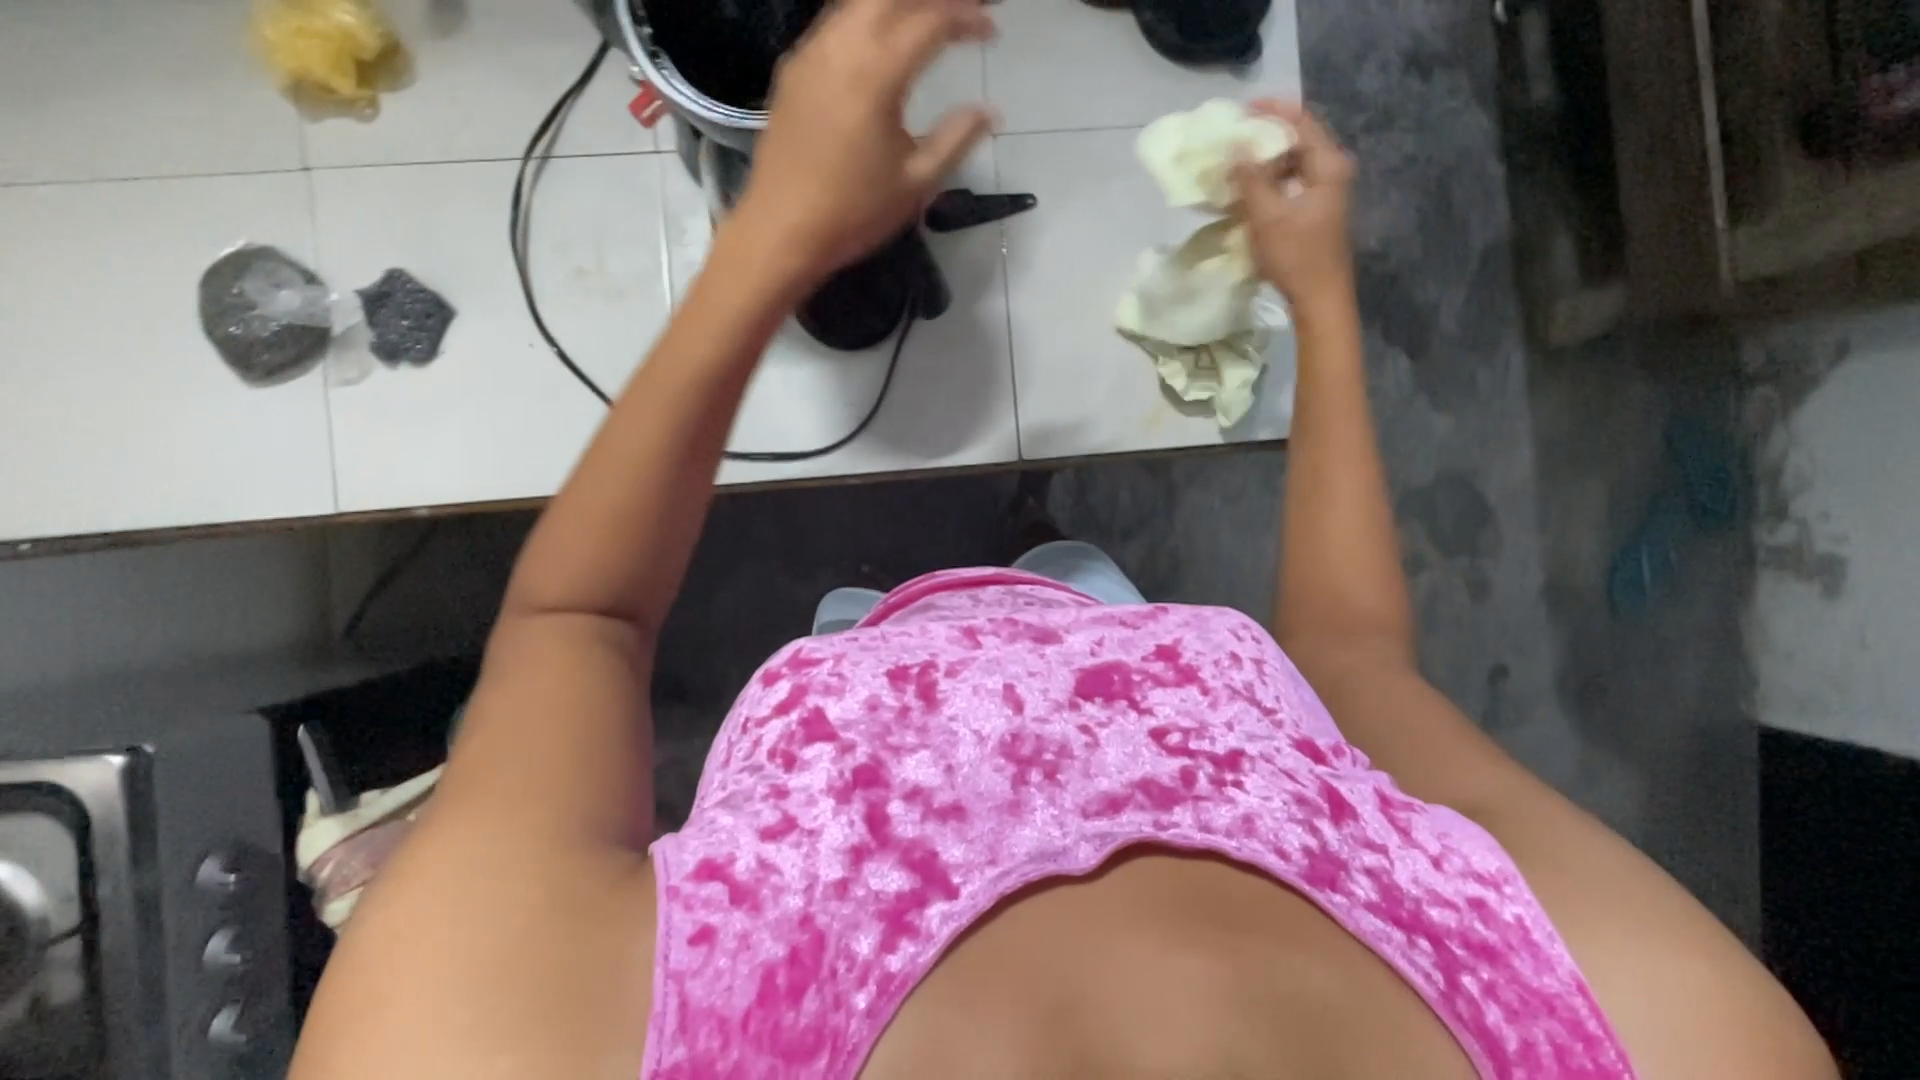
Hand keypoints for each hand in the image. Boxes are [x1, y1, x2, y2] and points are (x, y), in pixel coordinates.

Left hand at [732, 0, 996, 279]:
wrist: (779, 233)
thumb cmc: (852, 214)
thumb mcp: (916, 183)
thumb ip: (956, 139)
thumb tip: (989, 113)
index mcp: (875, 75)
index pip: (929, 21)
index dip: (966, 15)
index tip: (991, 29)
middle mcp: (839, 48)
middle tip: (964, 9)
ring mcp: (810, 54)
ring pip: (858, 2)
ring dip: (897, 4)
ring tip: (928, 17)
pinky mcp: (792, 70)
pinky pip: (834, 22)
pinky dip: (867, 16)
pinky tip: (883, 37)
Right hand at [1230, 102, 1356, 318]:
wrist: (1320, 300)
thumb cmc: (1296, 257)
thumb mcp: (1268, 216)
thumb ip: (1251, 178)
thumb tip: (1235, 146)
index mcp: (1328, 165)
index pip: (1301, 121)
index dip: (1271, 111)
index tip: (1241, 110)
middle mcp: (1332, 172)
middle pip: (1298, 139)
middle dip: (1265, 135)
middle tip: (1233, 136)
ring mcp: (1326, 193)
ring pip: (1293, 163)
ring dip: (1265, 160)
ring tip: (1235, 162)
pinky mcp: (1316, 211)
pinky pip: (1291, 183)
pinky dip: (1270, 181)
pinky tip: (1248, 189)